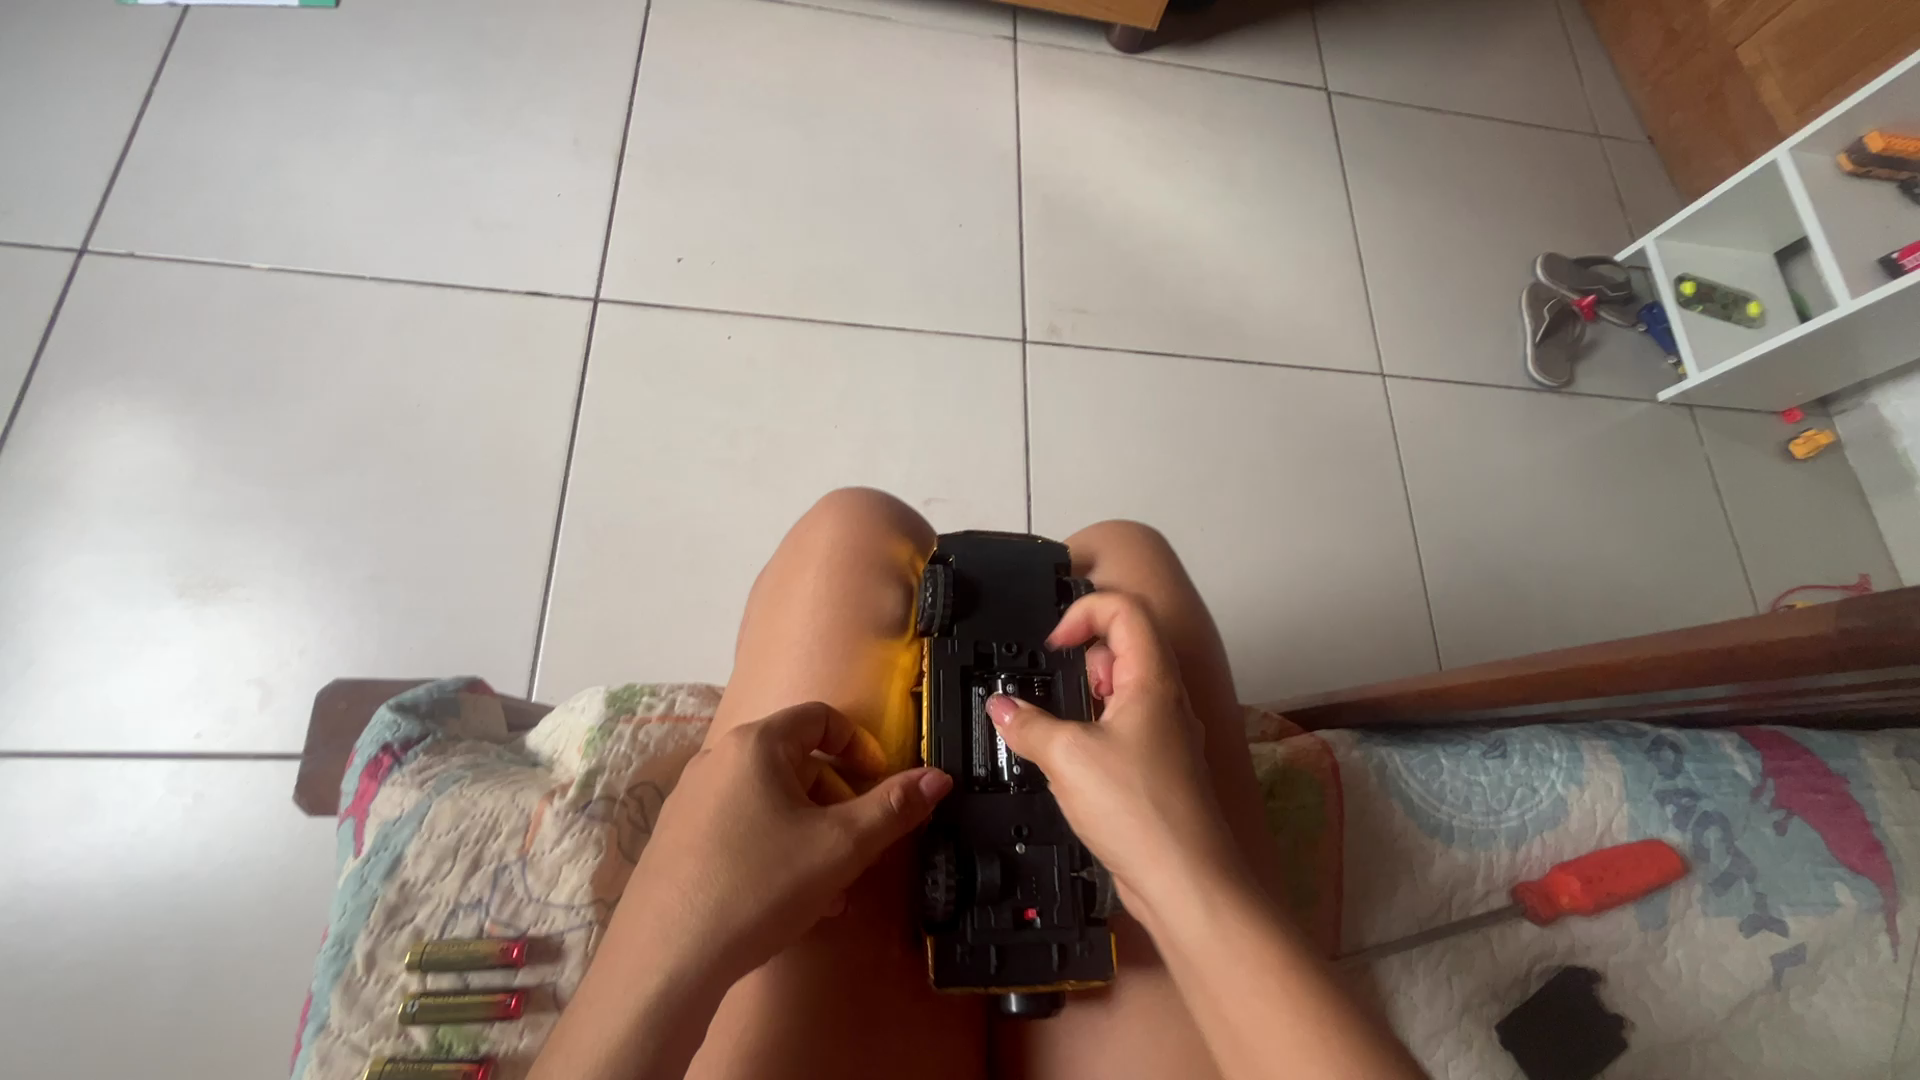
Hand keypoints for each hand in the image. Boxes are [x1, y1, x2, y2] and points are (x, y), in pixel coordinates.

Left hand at [619, 702, 952, 983]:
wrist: (663, 963)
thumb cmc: (760, 886)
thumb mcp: (841, 847)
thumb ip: (893, 807)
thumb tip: (939, 777)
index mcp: (755, 744)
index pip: (820, 717)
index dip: (860, 745)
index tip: (879, 783)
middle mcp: (717, 760)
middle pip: (796, 761)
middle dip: (837, 799)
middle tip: (858, 844)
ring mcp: (690, 800)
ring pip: (769, 800)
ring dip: (809, 831)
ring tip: (831, 885)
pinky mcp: (675, 839)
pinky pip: (740, 826)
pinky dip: (773, 846)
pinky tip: (787, 899)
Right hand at [986, 592, 1251, 924]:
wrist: (1187, 883)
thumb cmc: (1140, 811)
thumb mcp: (1066, 758)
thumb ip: (1028, 725)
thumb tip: (1000, 708)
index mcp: (1153, 679)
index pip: (1125, 609)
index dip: (1083, 613)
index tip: (1054, 646)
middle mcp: (1165, 699)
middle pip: (1125, 645)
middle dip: (1081, 662)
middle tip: (1057, 695)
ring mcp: (1165, 734)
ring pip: (1122, 690)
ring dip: (1086, 701)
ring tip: (1061, 733)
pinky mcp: (1158, 767)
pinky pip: (1123, 728)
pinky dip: (1094, 732)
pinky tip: (1072, 763)